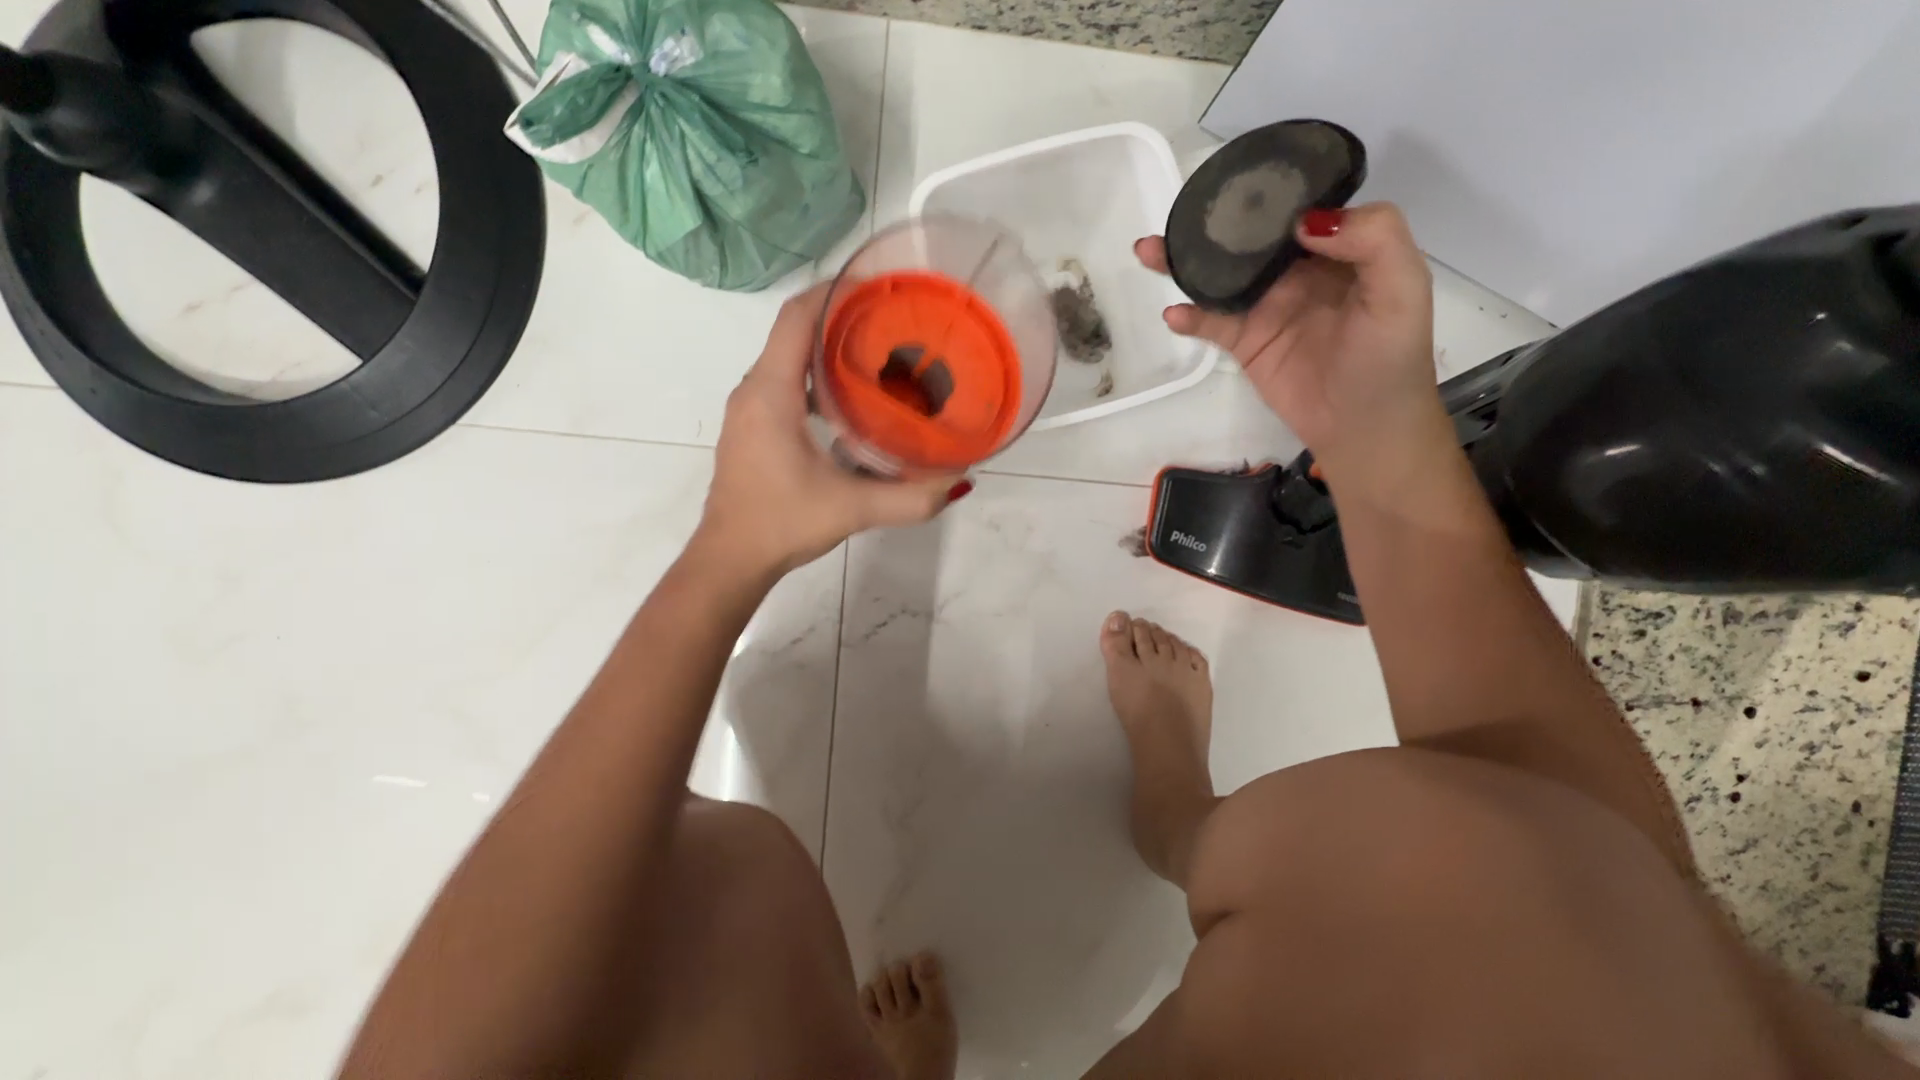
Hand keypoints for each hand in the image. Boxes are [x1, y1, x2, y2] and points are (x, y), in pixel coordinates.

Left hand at [698, 284, 967, 576]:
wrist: (729, 559)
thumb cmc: (781, 523)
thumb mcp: (852, 509)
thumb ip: (910, 497)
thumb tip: (961, 479)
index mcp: (771, 392)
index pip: (798, 316)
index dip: (835, 290)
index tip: (878, 285)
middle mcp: (754, 389)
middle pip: (795, 330)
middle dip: (842, 316)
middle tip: (894, 321)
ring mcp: (749, 408)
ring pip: (789, 357)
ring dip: (829, 348)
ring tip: (880, 355)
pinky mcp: (752, 427)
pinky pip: (784, 382)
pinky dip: (817, 377)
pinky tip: (852, 400)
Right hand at [1138, 203, 1446, 475]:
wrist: (1365, 426)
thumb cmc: (1391, 355)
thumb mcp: (1403, 287)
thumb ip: (1374, 238)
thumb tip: (1302, 223)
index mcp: (1340, 250)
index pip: (1302, 207)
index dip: (1274, 190)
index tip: (1241, 179)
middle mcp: (1298, 271)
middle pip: (1251, 237)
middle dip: (1215, 222)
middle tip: (1180, 211)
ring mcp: (1267, 307)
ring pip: (1221, 275)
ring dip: (1185, 263)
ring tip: (1149, 251)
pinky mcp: (1245, 342)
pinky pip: (1211, 323)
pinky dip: (1189, 317)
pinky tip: (1173, 313)